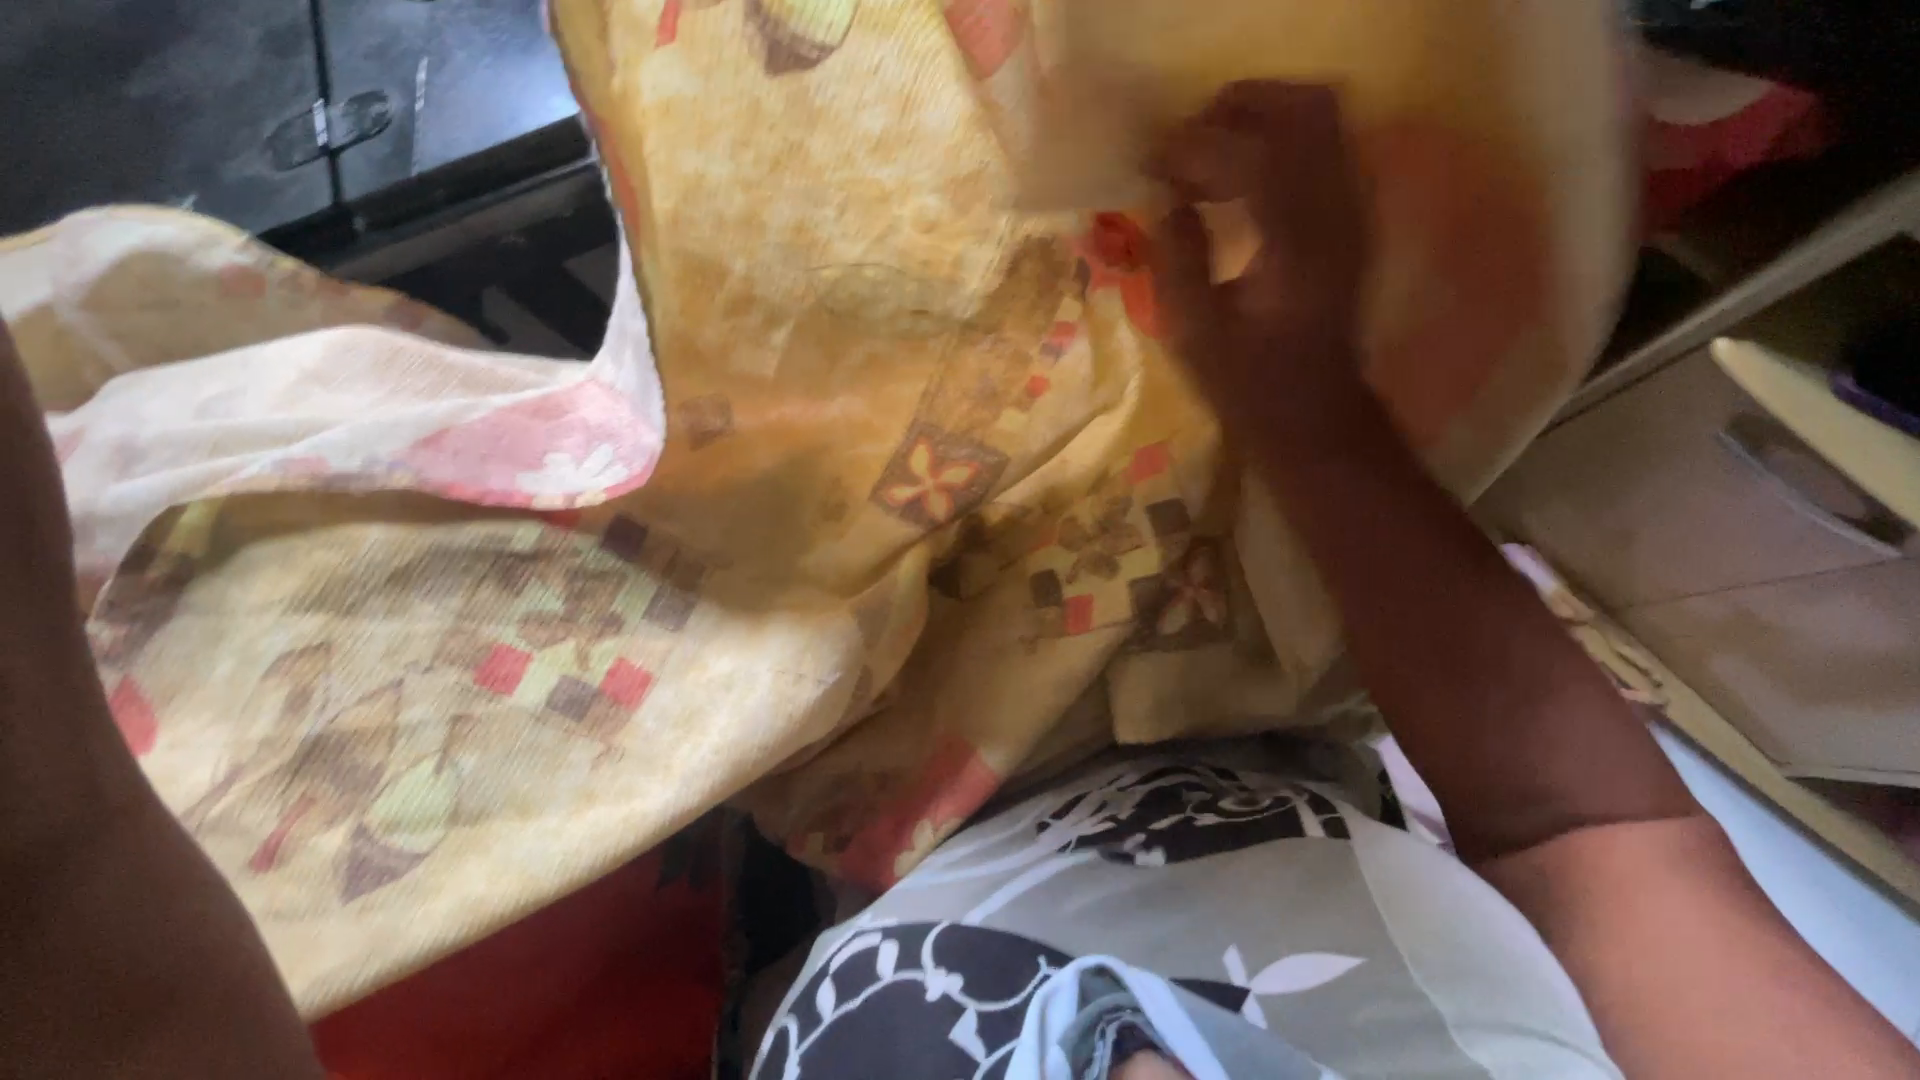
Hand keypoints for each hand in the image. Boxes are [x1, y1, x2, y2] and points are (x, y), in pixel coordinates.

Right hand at [1150, 81, 1373, 445]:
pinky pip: (1321, 146)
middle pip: (1303, 110)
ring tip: (1203, 160)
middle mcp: (1338, 215)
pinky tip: (1233, 183)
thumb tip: (1166, 201)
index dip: (1195, 147)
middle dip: (1235, 110)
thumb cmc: (1248, 386)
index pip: (1254, 158)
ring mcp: (1354, 212)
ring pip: (1320, 118)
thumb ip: (1176, 260)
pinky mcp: (1351, 218)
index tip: (1150, 162)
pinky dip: (1274, 144)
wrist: (1313, 415)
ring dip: (1257, 121)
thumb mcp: (1194, 335)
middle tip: (1184, 146)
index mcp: (1296, 249)